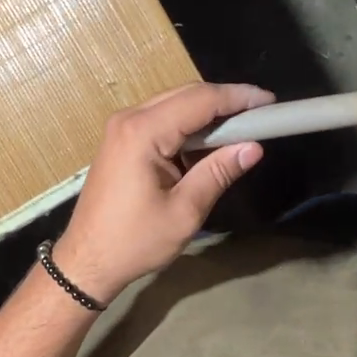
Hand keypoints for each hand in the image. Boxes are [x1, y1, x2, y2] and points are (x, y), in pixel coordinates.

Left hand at [56, 82, 274, 300]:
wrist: (86, 261)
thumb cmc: (135, 241)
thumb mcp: (185, 211)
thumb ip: (218, 172)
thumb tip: (254, 147)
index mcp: (142, 132)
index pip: (199, 100)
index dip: (238, 97)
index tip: (270, 102)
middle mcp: (129, 119)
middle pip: (186, 95)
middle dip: (226, 101)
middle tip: (262, 114)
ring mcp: (122, 127)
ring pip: (174, 104)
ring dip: (208, 113)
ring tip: (244, 126)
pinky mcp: (121, 139)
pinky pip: (162, 119)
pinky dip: (189, 125)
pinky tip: (211, 140)